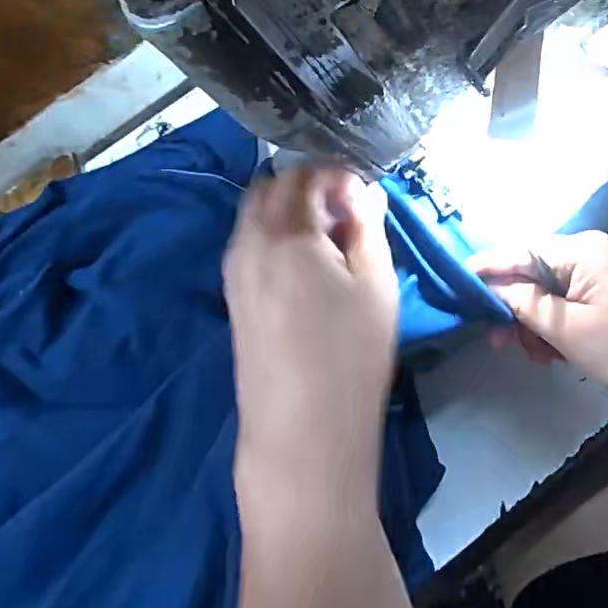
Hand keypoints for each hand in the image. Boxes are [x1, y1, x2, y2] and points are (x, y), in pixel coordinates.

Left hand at [224, 167, 399, 490]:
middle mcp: (248, 243)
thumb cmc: (350, 355)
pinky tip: (306, 266)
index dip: (337, 174)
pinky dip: (276, 234)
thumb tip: (362, 194)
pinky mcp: (232, 297)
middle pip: (271, 188)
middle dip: (309, 186)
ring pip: (256, 214)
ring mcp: (234, 271)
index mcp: (285, 233)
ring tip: (330, 240)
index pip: (305, 176)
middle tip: (346, 212)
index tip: (363, 193)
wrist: (300, 433)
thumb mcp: (376, 285)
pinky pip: (250, 242)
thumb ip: (367, 228)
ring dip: (290, 209)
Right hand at [470, 231, 607, 409]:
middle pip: (532, 271)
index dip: (488, 267)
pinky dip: (554, 323)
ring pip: (546, 289)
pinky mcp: (605, 289)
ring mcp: (598, 269)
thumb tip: (492, 287)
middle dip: (514, 305)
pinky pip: (565, 299)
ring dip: (533, 320)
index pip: (521, 251)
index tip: (457, 281)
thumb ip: (525, 304)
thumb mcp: (570, 331)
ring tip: (534, 355)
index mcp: (582, 251)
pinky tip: (553, 352)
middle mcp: (588, 251)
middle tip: (498, 340)